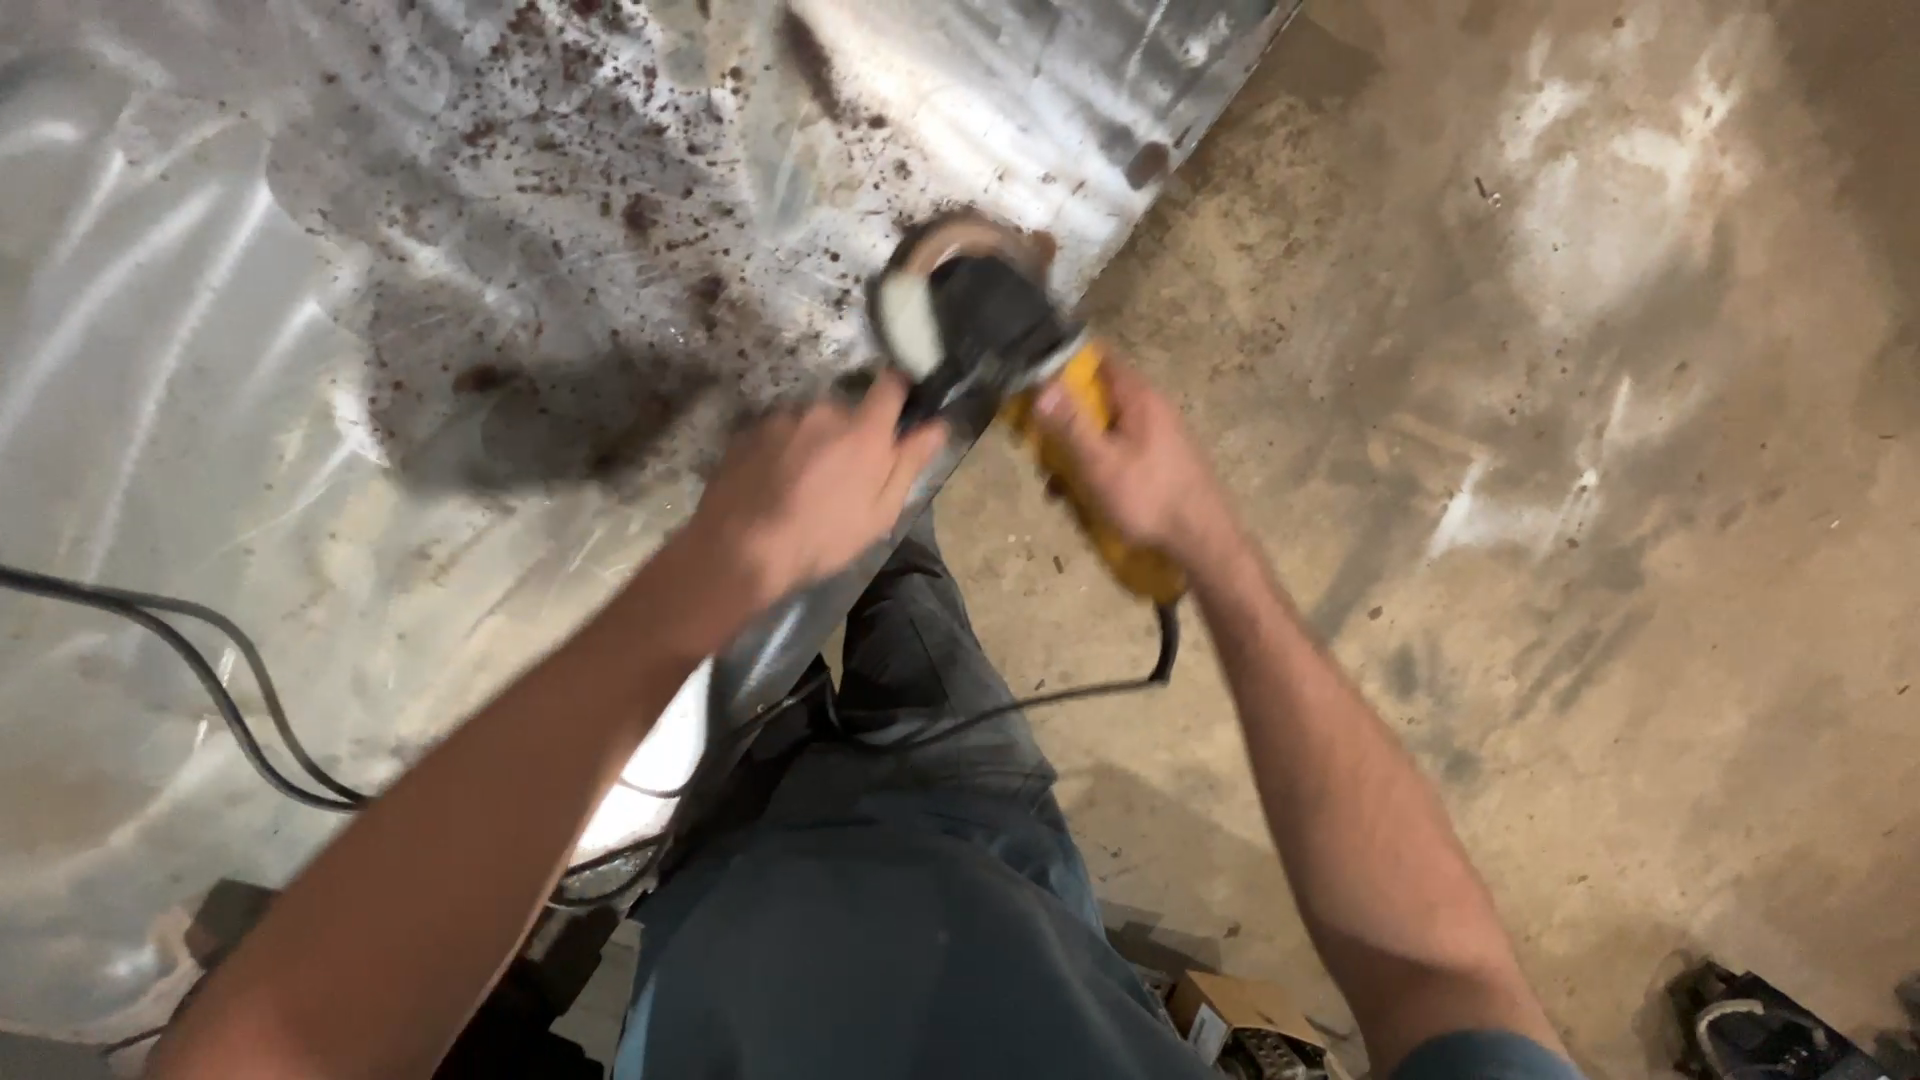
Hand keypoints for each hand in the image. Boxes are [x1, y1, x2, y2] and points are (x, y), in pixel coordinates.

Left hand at [681, 371, 947, 612]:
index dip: (899, 392)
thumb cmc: (822, 538)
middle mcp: (824, 411)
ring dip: (814, 443)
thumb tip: (938, 426)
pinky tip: (774, 485)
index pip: (892, 383)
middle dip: (851, 434)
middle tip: (843, 477)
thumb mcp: (879, 512)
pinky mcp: (749, 430)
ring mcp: (782, 418)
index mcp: (864, 431)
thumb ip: (909, 462)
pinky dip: (782, 451)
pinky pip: (779, 433)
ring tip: (803, 485)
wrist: (741, 549)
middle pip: (848, 410)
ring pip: (811, 423)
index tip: (899, 412)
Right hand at [1033, 358, 1236, 569]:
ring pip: (1105, 432)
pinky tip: (1085, 500)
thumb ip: (1070, 424)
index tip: (1034, 385)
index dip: (1062, 365)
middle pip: (1096, 399)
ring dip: (1078, 455)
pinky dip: (1098, 470)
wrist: (1203, 541)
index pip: (1097, 358)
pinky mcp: (1160, 462)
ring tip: (1059, 489)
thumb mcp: (1100, 463)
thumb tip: (1042, 384)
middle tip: (1040, 451)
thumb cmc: (1149, 497)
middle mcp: (1151, 408)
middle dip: (1064, 423)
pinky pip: (1119, 454)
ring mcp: (1158, 436)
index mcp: (1138, 397)